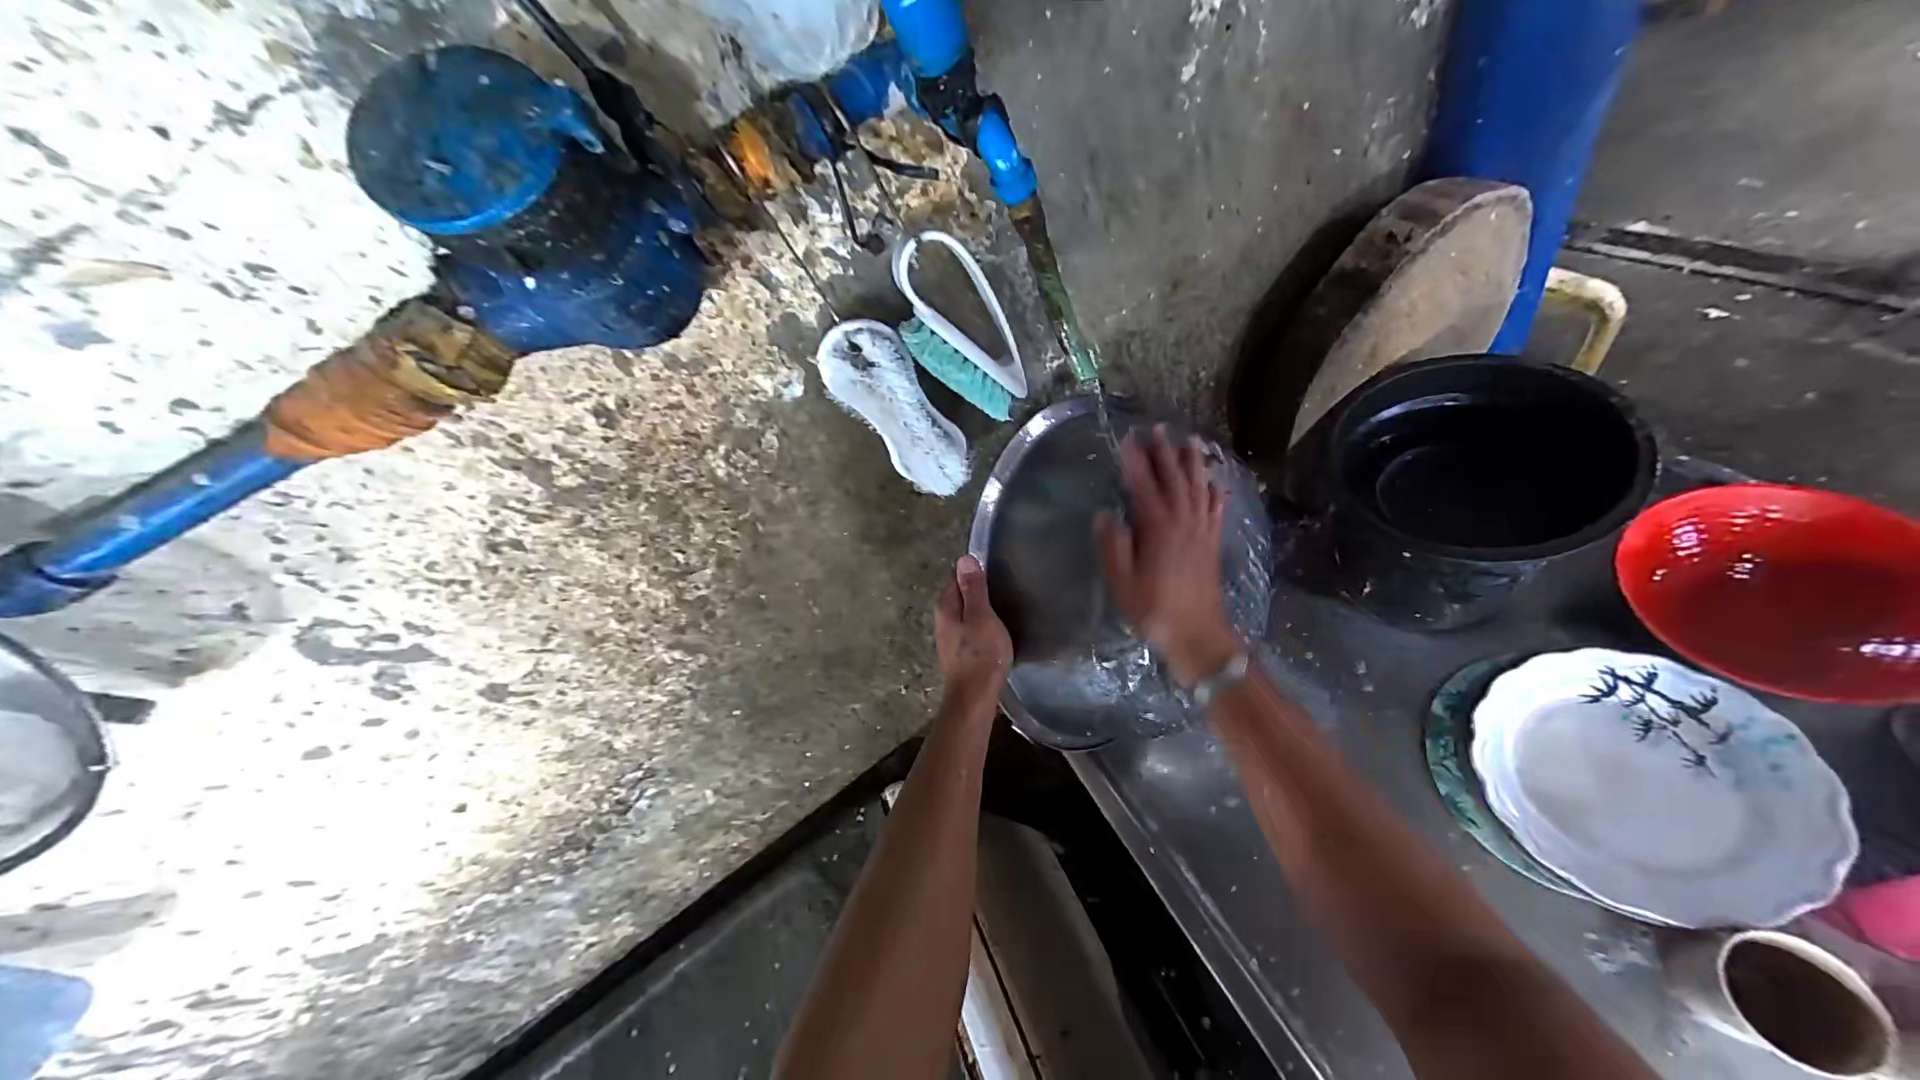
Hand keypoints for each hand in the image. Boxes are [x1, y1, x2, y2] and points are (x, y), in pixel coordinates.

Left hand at [934, 554, 1012, 709]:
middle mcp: (942, 619)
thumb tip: (964, 558)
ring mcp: (949, 636)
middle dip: (979, 590)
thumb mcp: (981, 616)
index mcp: (946, 606)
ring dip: (981, 609)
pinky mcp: (958, 651)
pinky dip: (982, 625)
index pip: (957, 577)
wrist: (974, 697)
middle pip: (961, 595)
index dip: (976, 572)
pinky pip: (970, 628)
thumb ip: (974, 589)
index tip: (996, 571)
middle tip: (1004, 587)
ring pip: (966, 613)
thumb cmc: (981, 654)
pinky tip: (995, 630)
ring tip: (1003, 607)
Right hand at [1095, 424, 1239, 684]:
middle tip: (1158, 429)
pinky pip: (1215, 509)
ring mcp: (1202, 531)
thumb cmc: (1153, 609)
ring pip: (1198, 487)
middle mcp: (1183, 522)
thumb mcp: (1122, 581)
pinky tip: (1215, 482)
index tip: (1127, 440)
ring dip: (1192, 463)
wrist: (1197, 634)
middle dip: (1165, 452)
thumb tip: (1106, 515)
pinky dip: (1214, 492)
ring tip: (1189, 440)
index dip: (1135, 462)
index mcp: (1158, 529)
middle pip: (1174, 479)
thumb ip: (1114, 546)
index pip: (1143, 486)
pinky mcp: (1212, 543)